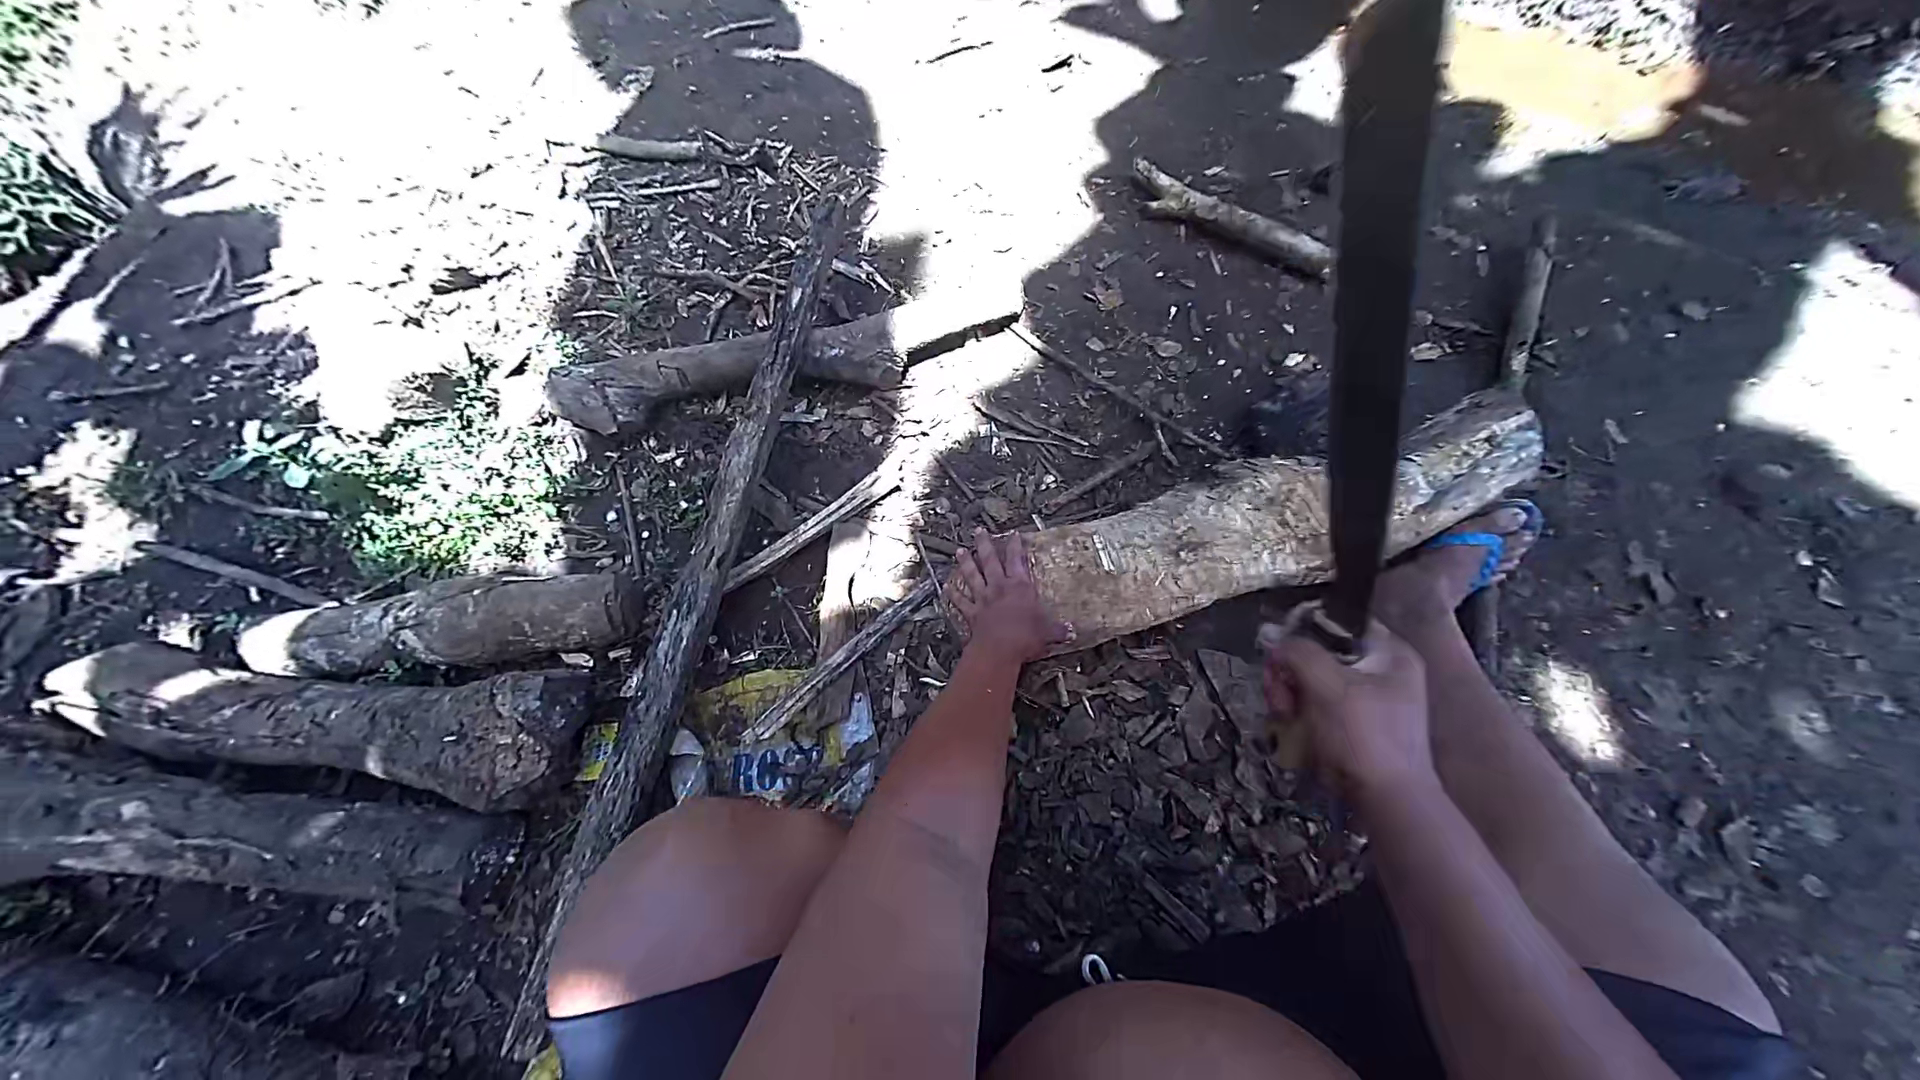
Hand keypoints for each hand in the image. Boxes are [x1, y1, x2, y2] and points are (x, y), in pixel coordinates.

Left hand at [948, 529, 1072, 665]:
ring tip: (959, 551)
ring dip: (966, 563)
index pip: (1018, 560)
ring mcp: (983, 599)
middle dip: (984, 544)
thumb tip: (1072, 632)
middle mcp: (999, 587)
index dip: (1015, 546)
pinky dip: (952, 594)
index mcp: (1020, 586)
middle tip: (978, 531)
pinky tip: (945, 587)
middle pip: (990, 561)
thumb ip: (1058, 630)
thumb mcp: (1048, 632)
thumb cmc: (1026, 637)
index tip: (1013, 533)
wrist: (999, 650)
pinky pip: (960, 601)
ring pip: (972, 576)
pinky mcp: (971, 612)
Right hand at [1262, 615, 1433, 799]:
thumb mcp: (1327, 685)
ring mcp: (1368, 702)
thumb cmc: (1364, 738)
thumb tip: (1274, 642)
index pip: (1336, 623)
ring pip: (1310, 683)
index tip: (1282, 657)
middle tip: (1280, 697)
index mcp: (1390, 653)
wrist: (1388, 803)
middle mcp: (1382, 673)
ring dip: (1289, 698)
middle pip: (1316, 655)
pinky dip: (1299, 718)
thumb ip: (1297, 653)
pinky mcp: (1354, 728)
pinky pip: (1315, 708)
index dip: (1303, 634)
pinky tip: (1294, 732)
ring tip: (1285, 718)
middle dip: (1289, 675)